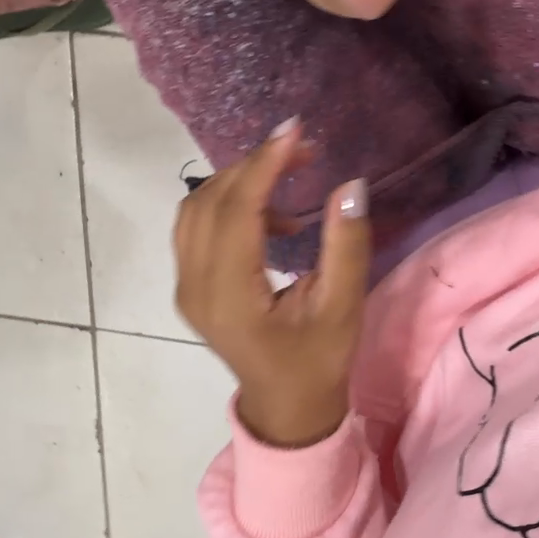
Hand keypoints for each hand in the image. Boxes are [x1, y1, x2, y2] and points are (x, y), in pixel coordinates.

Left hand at [172, 120, 369, 447]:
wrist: (286, 406)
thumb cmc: (318, 359)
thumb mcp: (343, 305)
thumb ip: (346, 244)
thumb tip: (351, 184)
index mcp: (230, 295)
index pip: (237, 210)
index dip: (264, 165)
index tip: (295, 131)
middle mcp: (195, 286)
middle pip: (209, 201)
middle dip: (254, 164)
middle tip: (303, 148)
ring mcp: (187, 286)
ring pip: (196, 208)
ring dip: (239, 180)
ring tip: (289, 170)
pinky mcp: (192, 284)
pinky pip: (199, 225)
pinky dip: (231, 203)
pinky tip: (278, 215)